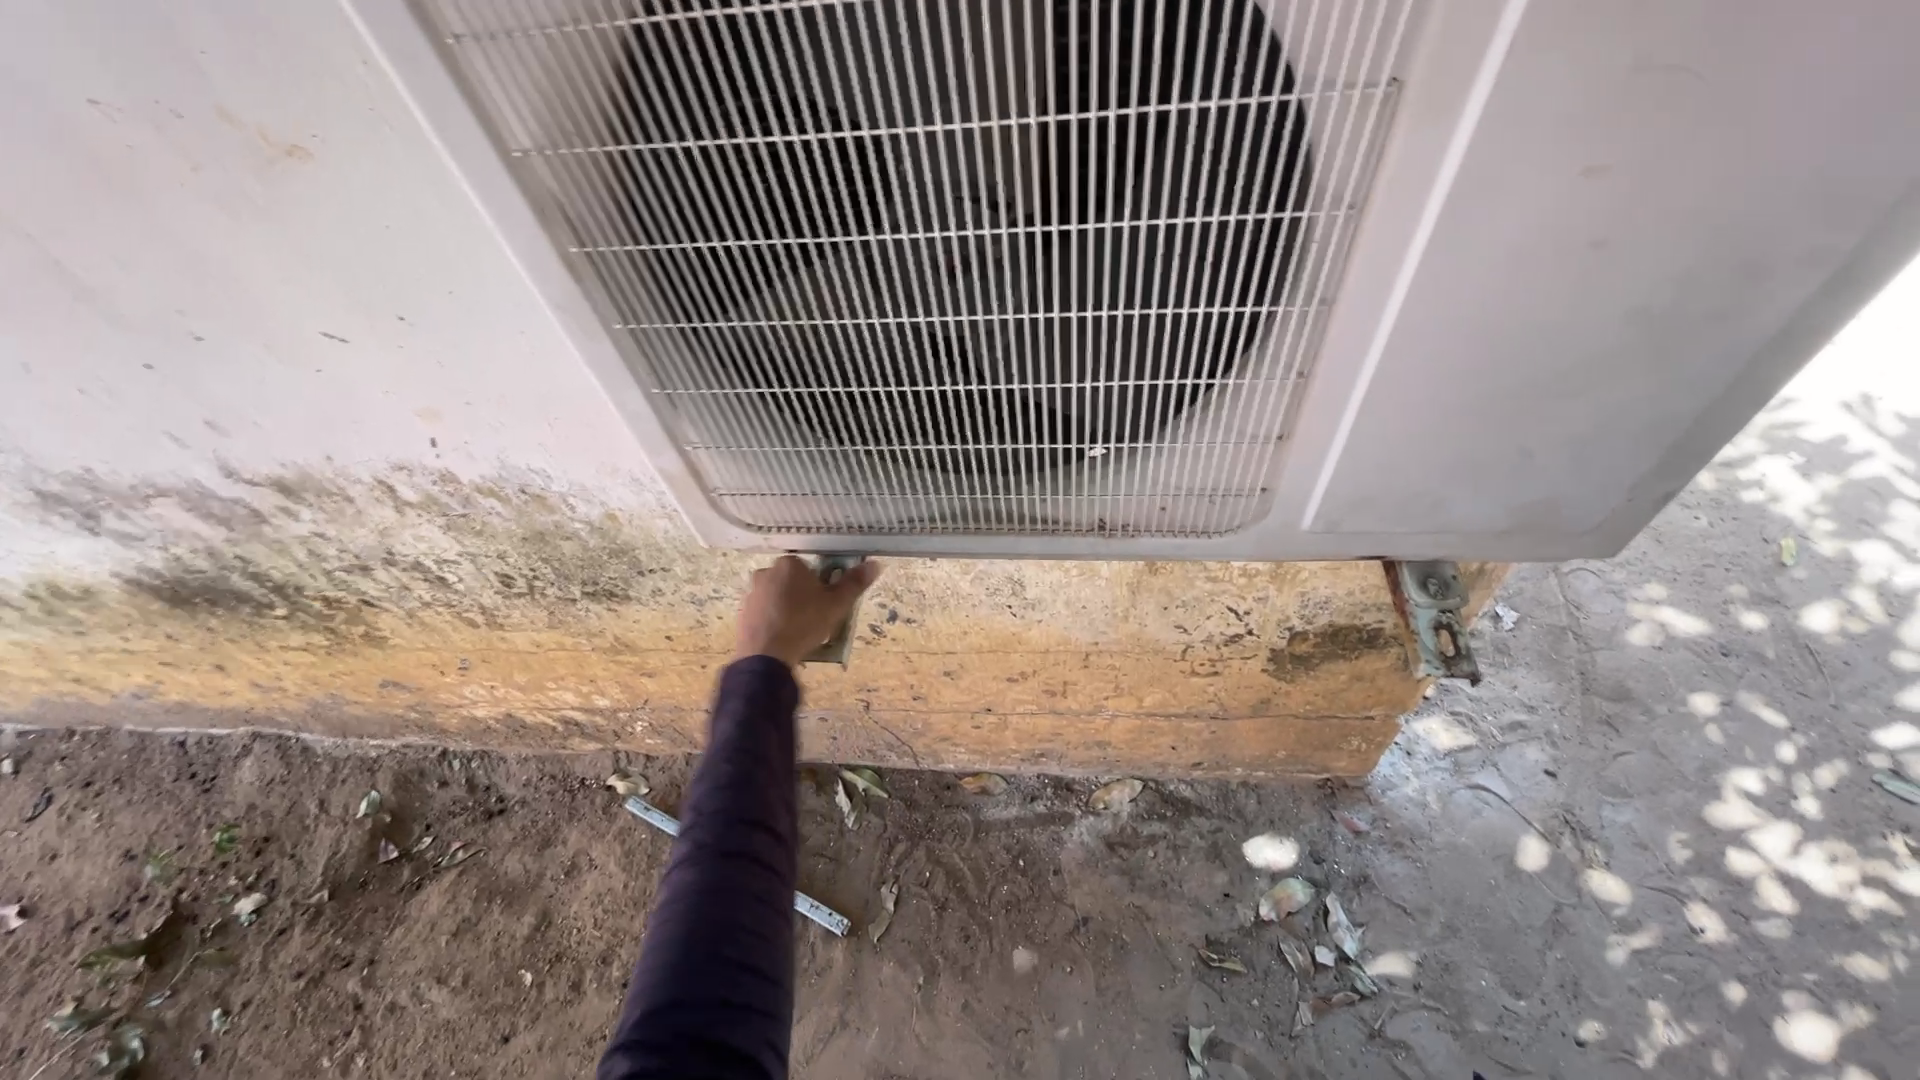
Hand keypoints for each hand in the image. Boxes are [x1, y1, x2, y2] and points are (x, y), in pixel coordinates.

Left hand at [733, 556, 880, 667]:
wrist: (766, 654)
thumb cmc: (804, 623)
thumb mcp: (837, 604)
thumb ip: (854, 583)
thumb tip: (875, 564)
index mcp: (789, 564)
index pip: (809, 569)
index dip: (820, 586)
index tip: (825, 603)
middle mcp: (766, 572)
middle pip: (791, 582)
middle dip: (802, 596)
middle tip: (814, 618)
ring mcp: (751, 594)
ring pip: (776, 597)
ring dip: (786, 609)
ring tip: (798, 631)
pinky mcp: (742, 614)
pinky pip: (763, 614)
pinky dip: (772, 622)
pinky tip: (782, 639)